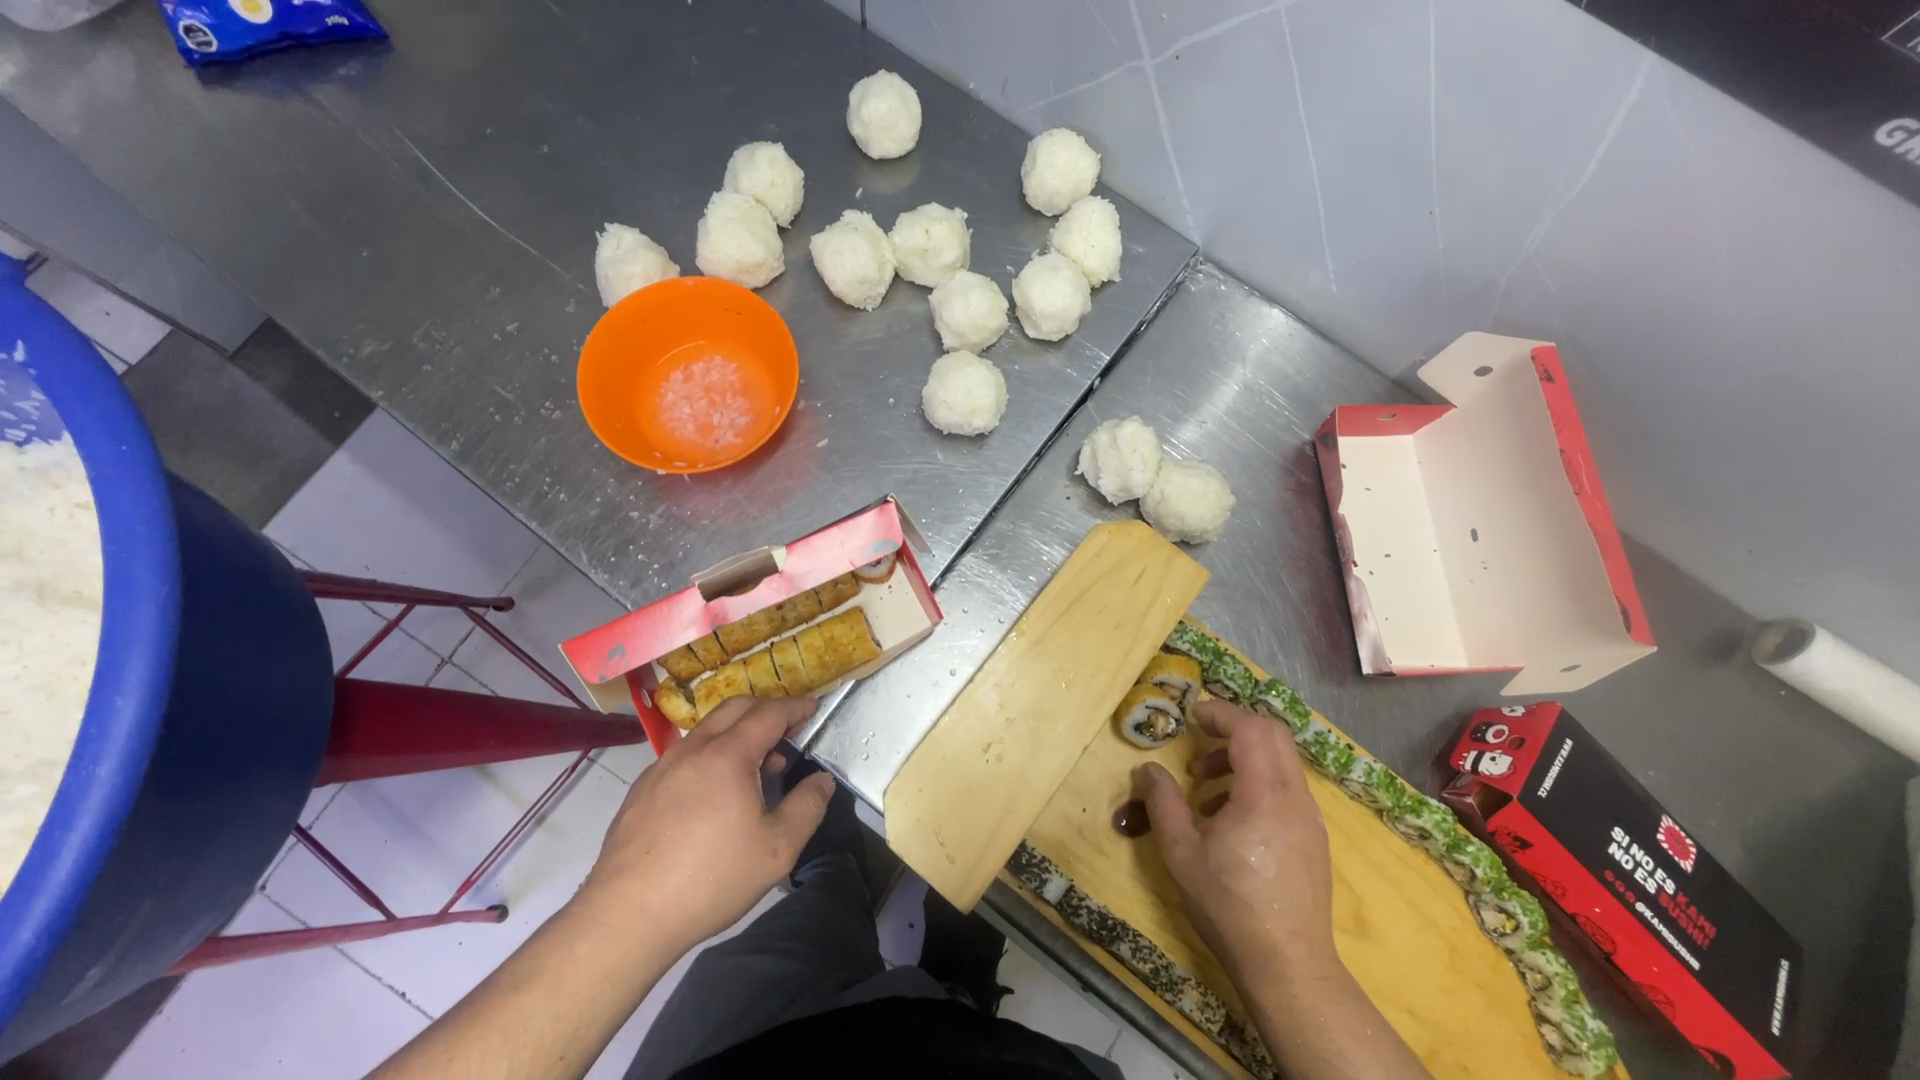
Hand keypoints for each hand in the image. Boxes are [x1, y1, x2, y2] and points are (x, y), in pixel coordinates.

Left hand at [575, 696, 834, 952]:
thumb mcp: (778, 849)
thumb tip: (822, 781)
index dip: (795, 708)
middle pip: (733, 709)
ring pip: (705, 732)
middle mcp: (692, 750)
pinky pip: (683, 757)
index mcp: (727, 755)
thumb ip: (807, 807)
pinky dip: (709, 756)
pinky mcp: (641, 792)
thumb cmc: (712, 878)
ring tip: (757, 765)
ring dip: (736, 734)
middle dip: (765, 709)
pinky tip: (714, 793)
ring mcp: (660, 768)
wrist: (629, 914)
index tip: (813, 708)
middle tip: (788, 727)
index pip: (768, 714)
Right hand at [1135, 700, 1336, 985]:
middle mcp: (1295, 798)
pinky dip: (1258, 784)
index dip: (1222, 714)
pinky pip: (1287, 790)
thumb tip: (1147, 769)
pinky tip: (1230, 820)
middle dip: (1234, 729)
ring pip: (1282, 763)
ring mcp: (1310, 818)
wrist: (1287, 964)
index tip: (1193, 716)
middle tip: (1199, 743)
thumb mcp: (1181, 853)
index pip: (1251, 729)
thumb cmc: (1228, 906)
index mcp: (1264, 795)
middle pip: (1274, 736)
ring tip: (1205, 791)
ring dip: (1244, 759)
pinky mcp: (1314, 838)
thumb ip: (1162, 803)